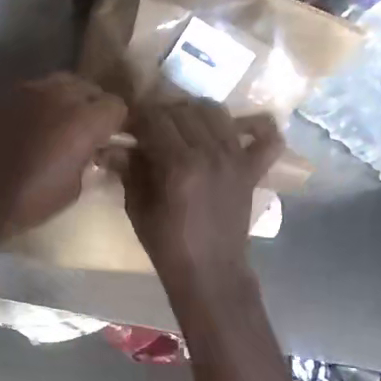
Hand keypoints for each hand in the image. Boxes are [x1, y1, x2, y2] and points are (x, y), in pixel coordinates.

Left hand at [0, 72, 127, 235]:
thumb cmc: (27, 201)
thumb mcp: (71, 191)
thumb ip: (91, 164)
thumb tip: (97, 153)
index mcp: (84, 121)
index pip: (116, 106)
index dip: (116, 125)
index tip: (109, 142)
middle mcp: (60, 96)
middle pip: (90, 88)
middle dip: (93, 107)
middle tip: (85, 133)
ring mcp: (28, 91)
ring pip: (60, 83)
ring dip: (66, 100)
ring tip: (57, 125)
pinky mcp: (3, 95)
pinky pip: (32, 91)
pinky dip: (38, 105)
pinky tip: (28, 127)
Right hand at [116, 97, 283, 285]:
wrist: (210, 271)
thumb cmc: (167, 245)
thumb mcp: (138, 209)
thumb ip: (130, 171)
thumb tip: (115, 146)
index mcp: (179, 165)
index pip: (155, 119)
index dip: (138, 118)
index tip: (128, 127)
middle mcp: (211, 153)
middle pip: (183, 110)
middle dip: (161, 114)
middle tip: (149, 130)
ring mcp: (236, 158)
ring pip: (215, 112)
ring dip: (194, 113)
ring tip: (181, 128)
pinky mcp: (253, 168)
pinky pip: (265, 135)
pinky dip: (254, 126)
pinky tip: (236, 130)